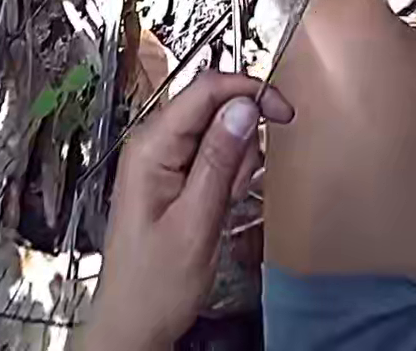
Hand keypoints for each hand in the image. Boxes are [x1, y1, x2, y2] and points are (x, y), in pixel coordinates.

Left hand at [77, 72, 295, 350]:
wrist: (133, 326)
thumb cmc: (154, 285)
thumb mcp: (195, 223)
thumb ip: (220, 160)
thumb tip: (245, 105)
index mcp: (152, 145)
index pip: (205, 89)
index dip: (247, 90)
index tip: (281, 109)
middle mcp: (155, 139)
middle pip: (214, 105)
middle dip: (240, 139)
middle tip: (238, 184)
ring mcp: (165, 153)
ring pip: (219, 128)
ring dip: (235, 161)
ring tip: (222, 203)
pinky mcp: (175, 168)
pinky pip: (214, 151)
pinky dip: (228, 172)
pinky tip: (219, 202)